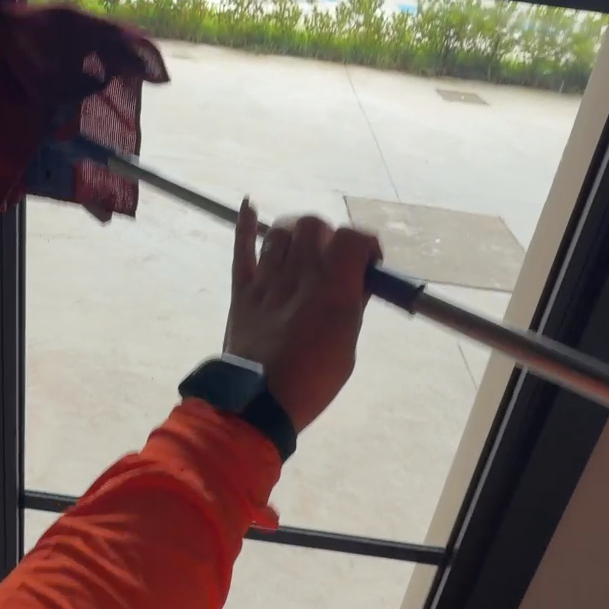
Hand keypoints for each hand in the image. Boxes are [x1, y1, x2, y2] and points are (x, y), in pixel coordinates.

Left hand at [223, 202, 381, 432]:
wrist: (259, 401)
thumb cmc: (313, 379)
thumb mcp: (348, 345)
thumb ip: (351, 305)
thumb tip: (355, 281)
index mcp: (331, 287)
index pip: (351, 237)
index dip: (364, 244)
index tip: (367, 261)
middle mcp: (298, 273)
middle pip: (312, 225)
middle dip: (328, 236)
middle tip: (331, 258)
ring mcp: (266, 278)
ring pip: (279, 231)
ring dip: (295, 235)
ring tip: (301, 249)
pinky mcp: (242, 289)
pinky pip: (241, 248)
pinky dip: (244, 225)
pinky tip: (249, 207)